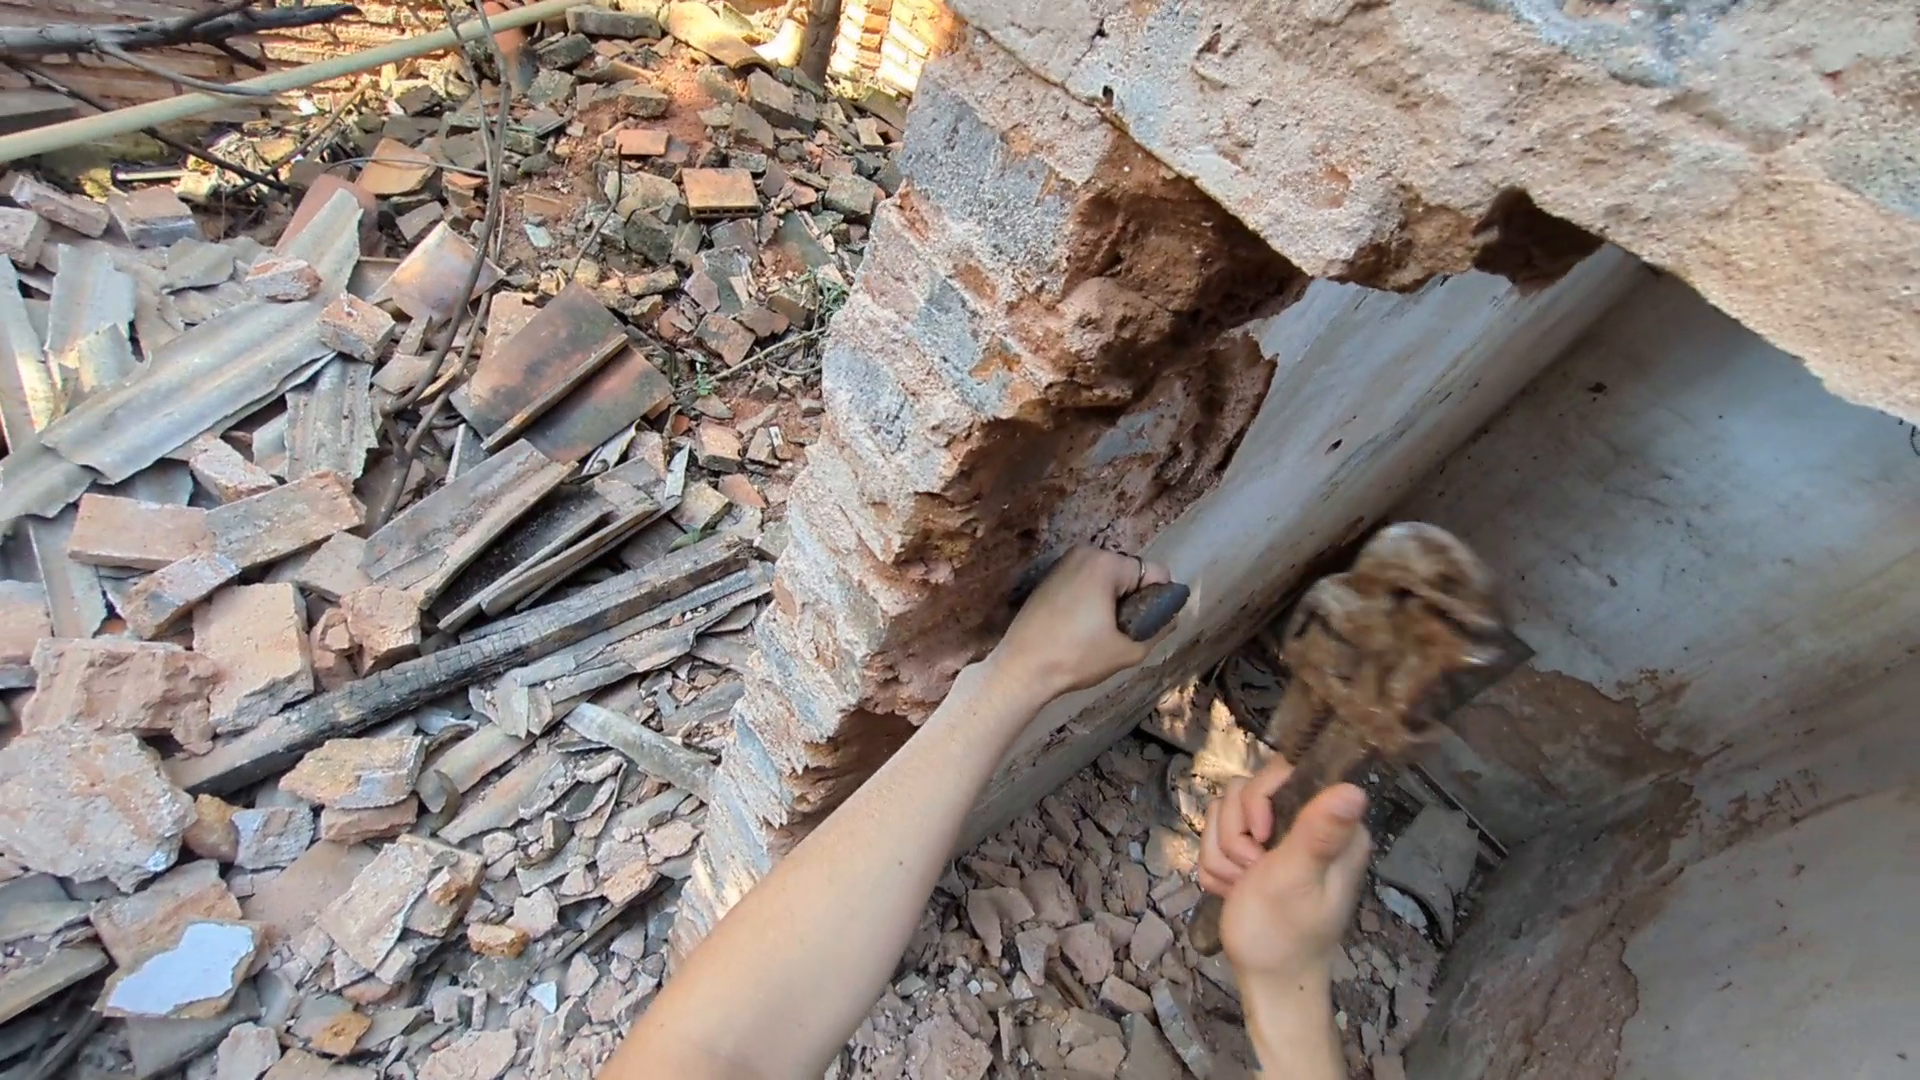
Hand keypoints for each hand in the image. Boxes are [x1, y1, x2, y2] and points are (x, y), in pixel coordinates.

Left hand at [988, 546, 1172, 700]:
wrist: (1022, 668)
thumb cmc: (1076, 656)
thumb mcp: (1129, 650)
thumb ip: (1158, 629)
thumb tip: (1172, 617)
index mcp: (1106, 562)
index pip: (1155, 573)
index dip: (1158, 601)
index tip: (1144, 626)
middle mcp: (1085, 553)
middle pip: (1129, 575)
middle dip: (1132, 600)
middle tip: (1120, 633)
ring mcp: (1063, 563)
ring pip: (1107, 580)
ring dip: (1112, 602)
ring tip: (1099, 633)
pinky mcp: (1050, 578)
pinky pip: (1086, 584)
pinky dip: (1091, 601)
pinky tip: (1081, 627)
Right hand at [1216, 778, 1370, 985]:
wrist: (1264, 980)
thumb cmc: (1284, 934)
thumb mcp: (1298, 880)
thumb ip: (1318, 832)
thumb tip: (1355, 789)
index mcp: (1332, 826)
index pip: (1281, 773)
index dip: (1258, 800)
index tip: (1260, 837)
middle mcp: (1306, 822)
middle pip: (1243, 790)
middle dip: (1234, 835)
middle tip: (1252, 873)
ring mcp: (1276, 836)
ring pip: (1224, 812)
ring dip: (1222, 854)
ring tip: (1241, 886)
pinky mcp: (1252, 850)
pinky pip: (1215, 833)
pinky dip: (1216, 864)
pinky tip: (1232, 889)